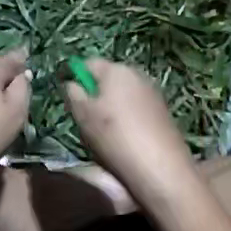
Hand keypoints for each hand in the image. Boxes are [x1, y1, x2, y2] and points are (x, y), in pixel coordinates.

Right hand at [63, 59, 202, 208]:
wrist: (160, 167)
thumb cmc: (114, 135)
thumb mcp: (82, 113)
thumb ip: (72, 93)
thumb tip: (72, 83)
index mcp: (116, 69)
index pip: (87, 63)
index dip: (73, 76)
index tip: (67, 97)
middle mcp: (137, 74)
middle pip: (107, 78)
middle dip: (93, 93)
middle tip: (84, 118)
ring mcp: (153, 93)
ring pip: (122, 94)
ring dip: (110, 107)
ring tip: (104, 132)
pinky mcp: (163, 112)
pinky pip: (136, 108)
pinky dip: (126, 118)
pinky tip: (124, 139)